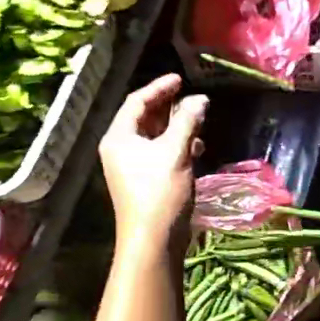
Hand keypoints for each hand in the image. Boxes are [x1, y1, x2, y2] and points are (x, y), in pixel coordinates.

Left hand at [99, 74, 207, 253]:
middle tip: (191, 97)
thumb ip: (187, 122)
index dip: (159, 88)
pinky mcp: (145, 182)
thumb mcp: (176, 153)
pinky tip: (196, 148)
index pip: (137, 102)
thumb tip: (200, 99)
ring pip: (154, 137)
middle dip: (169, 107)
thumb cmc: (160, 194)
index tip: (181, 79)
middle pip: (144, 118)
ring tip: (198, 121)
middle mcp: (121, 149)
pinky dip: (177, 146)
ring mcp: (132, 167)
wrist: (153, 241)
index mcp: (119, 138)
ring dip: (176, 127)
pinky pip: (160, 154)